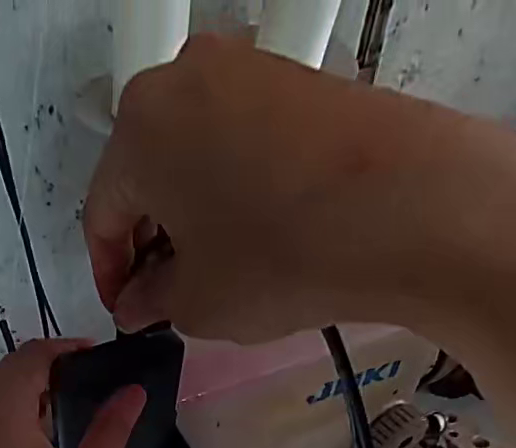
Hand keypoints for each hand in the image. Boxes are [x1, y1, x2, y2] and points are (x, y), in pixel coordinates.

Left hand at [0, 339, 143, 447]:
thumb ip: (111, 427)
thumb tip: (132, 390)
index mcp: (3, 417)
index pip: (28, 358)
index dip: (63, 348)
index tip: (97, 356)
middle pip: (5, 374)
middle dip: (43, 366)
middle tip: (86, 380)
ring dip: (24, 390)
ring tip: (67, 406)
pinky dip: (10, 415)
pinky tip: (40, 438)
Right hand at [83, 34, 515, 342]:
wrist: (414, 210)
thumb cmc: (276, 258)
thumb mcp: (192, 301)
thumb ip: (148, 300)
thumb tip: (137, 301)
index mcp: (138, 129)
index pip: (101, 215)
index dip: (108, 274)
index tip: (125, 310)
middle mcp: (182, 80)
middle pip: (143, 177)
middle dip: (147, 240)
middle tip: (163, 291)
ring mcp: (244, 69)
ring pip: (187, 156)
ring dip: (185, 214)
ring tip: (209, 266)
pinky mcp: (295, 78)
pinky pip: (234, 139)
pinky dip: (227, 188)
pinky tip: (248, 232)